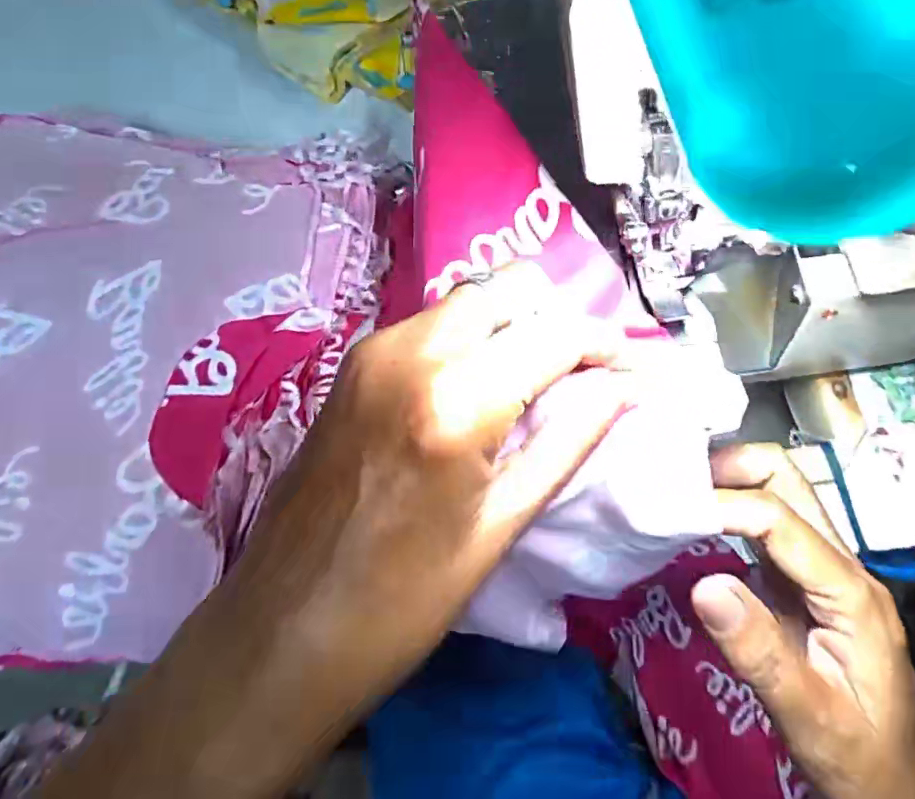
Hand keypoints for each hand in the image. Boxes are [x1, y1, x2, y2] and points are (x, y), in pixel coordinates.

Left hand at [41, 264, 632, 798]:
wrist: (282, 626)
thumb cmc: (403, 599)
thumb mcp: (500, 526)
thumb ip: (569, 441)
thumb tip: (625, 389)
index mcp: (455, 402)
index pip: (553, 334)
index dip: (603, 340)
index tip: (631, 362)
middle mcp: (412, 353)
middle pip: (509, 288)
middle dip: (557, 316)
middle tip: (585, 366)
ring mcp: (375, 349)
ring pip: (469, 297)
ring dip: (515, 320)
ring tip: (542, 373)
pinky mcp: (355, 360)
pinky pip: (433, 321)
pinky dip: (473, 334)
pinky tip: (486, 380)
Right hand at [691, 444, 914, 798]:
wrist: (896, 792)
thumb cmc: (860, 760)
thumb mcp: (809, 718)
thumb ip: (759, 653)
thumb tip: (703, 586)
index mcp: (850, 591)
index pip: (779, 519)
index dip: (723, 506)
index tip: (670, 511)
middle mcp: (841, 565)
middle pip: (788, 480)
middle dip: (730, 466)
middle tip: (675, 480)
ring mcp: (823, 570)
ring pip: (778, 493)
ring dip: (729, 480)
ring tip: (677, 491)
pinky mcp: (802, 582)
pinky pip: (765, 526)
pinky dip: (729, 509)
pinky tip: (696, 519)